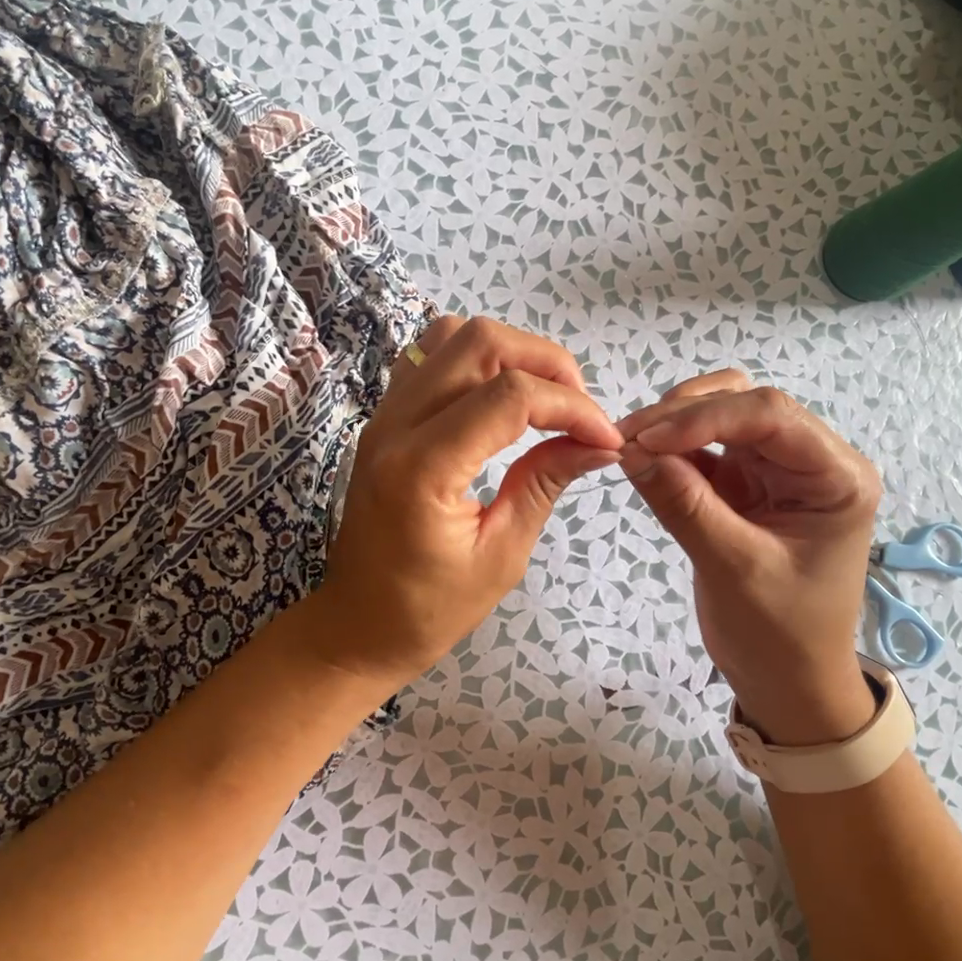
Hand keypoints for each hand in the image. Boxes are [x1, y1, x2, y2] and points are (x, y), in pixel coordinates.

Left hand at [309, 316, 624, 687]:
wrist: (357, 624)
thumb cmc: (429, 608)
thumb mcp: (500, 555)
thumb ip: (544, 484)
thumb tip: (599, 443)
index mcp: (423, 468)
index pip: (510, 397)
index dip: (571, 407)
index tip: (604, 438)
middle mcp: (395, 426)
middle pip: (480, 342)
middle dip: (545, 363)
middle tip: (579, 409)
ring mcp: (383, 415)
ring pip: (451, 336)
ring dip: (509, 353)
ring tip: (542, 398)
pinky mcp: (383, 417)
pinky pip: (429, 357)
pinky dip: (475, 361)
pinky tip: (499, 399)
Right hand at [618, 370, 881, 743]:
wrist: (790, 682)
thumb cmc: (780, 634)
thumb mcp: (733, 568)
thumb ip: (684, 504)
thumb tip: (629, 450)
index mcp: (837, 476)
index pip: (770, 415)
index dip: (704, 417)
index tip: (645, 440)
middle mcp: (812, 461)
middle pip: (745, 406)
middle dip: (683, 415)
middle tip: (624, 439)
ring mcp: (777, 471)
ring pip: (723, 418)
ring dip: (675, 425)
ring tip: (630, 445)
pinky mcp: (747, 486)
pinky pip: (707, 450)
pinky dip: (673, 449)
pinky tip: (641, 459)